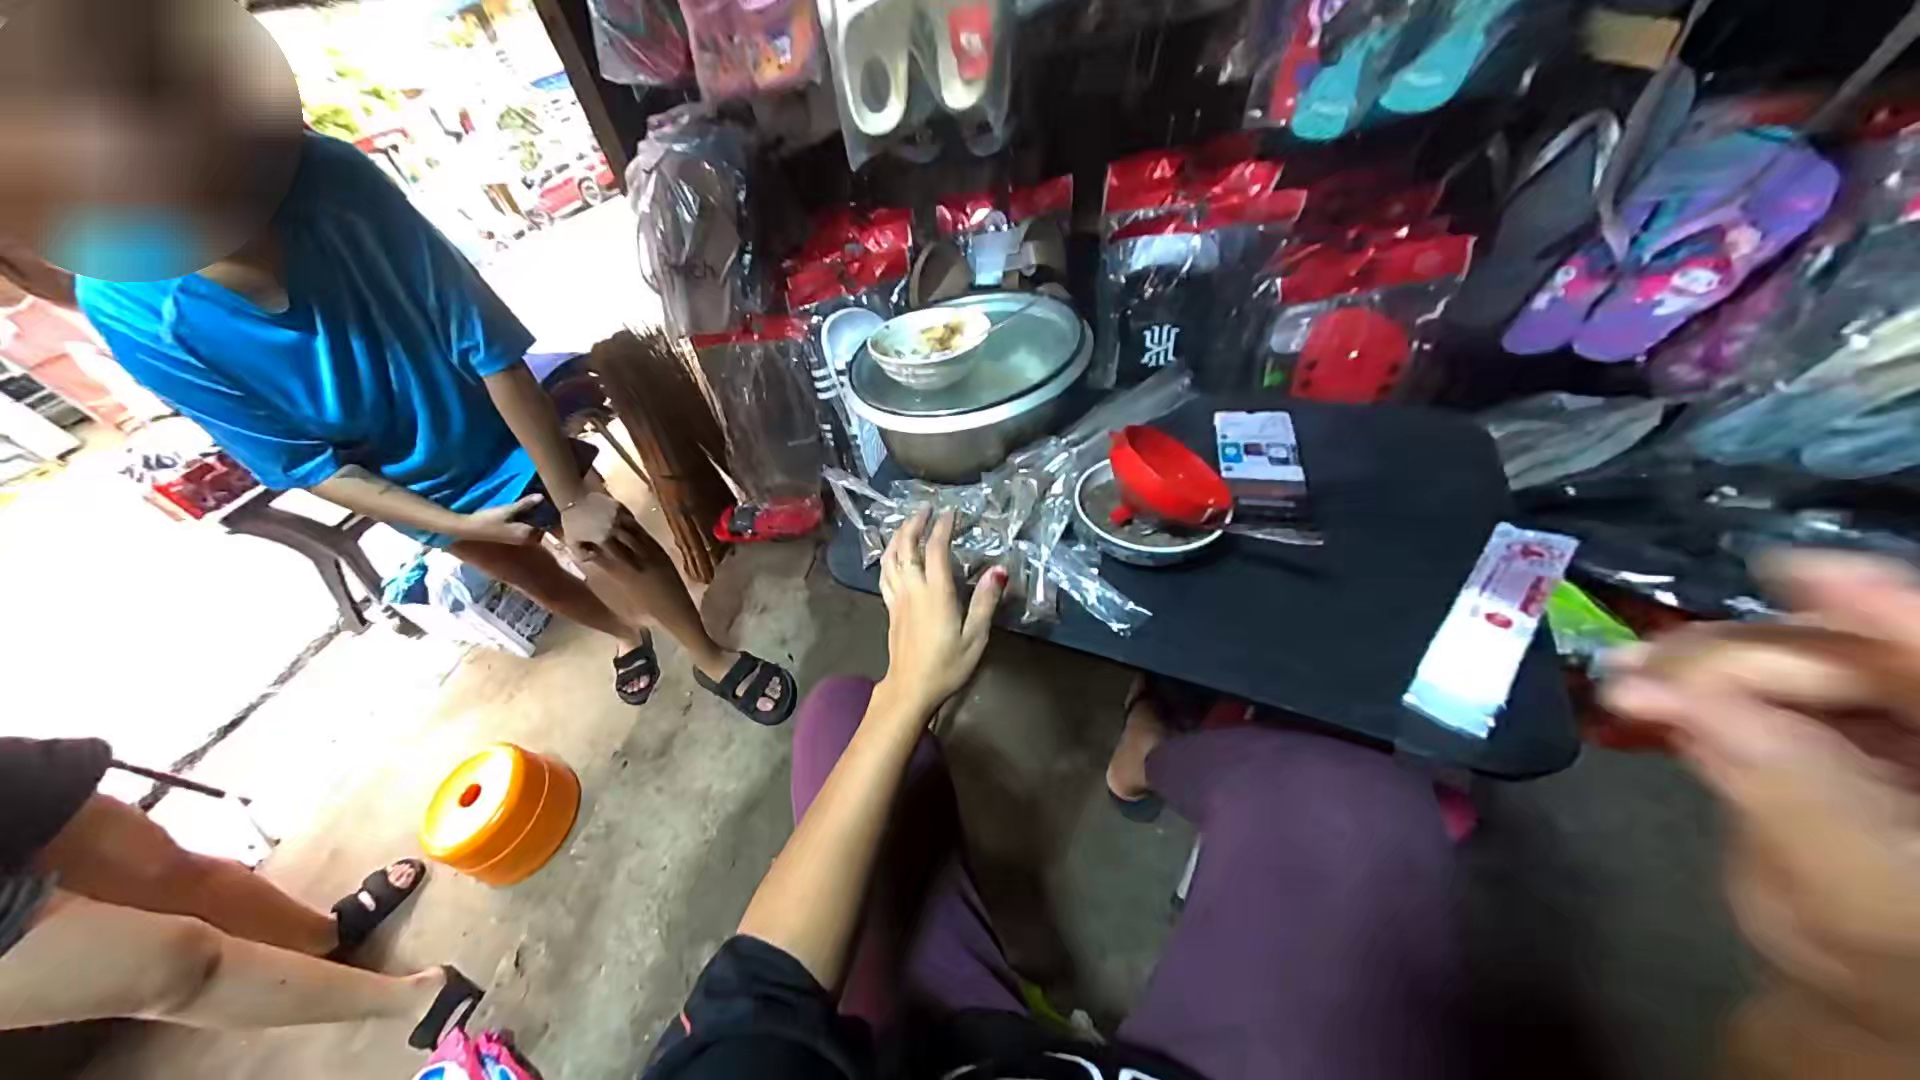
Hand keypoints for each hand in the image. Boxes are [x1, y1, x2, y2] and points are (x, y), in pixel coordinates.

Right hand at [458, 494, 544, 545]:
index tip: (547, 505)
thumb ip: (525, 504)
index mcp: (527, 534)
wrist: (467, 529)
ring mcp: (517, 540)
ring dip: (532, 521)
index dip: (546, 515)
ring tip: (532, 508)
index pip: (544, 526)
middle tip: (540, 505)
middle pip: (539, 529)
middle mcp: (525, 540)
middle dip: (540, 518)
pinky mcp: (509, 538)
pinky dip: (525, 523)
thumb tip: (542, 496)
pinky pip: (524, 530)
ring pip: (531, 530)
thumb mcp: (508, 510)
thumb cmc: (488, 520)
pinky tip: (521, 514)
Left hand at [559, 490, 643, 564]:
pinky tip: (640, 531)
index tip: (639, 569)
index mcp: (603, 538)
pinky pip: (632, 518)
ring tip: (649, 546)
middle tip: (650, 560)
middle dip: (642, 552)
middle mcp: (614, 529)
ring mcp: (619, 517)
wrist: (573, 498)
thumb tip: (592, 559)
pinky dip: (636, 526)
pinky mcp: (621, 508)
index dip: (631, 563)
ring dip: (642, 539)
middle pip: (633, 543)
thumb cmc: (571, 522)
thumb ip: (581, 553)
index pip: (621, 554)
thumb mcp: (571, 540)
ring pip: (635, 530)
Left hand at [876, 507, 1006, 716]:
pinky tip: (892, 554)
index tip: (950, 513)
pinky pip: (884, 574)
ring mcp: (897, 598)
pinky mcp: (890, 608)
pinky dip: (888, 556)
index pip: (935, 549)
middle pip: (906, 547)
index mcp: (935, 593)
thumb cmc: (947, 665)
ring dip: (898, 536)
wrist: (910, 689)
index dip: (942, 528)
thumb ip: (985, 601)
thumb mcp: (975, 637)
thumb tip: (998, 569)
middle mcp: (912, 589)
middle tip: (925, 509)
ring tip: (908, 524)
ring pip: (890, 557)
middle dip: (914, 524)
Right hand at [1601, 552, 1919, 1044]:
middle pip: (1839, 657)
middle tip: (1630, 673)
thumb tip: (1651, 690)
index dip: (1885, 607)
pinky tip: (1630, 704)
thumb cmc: (1884, 955)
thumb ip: (1767, 777)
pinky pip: (1747, 692)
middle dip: (1728, 657)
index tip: (1792, 571)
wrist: (1864, 989)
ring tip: (1615, 685)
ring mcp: (1881, 724)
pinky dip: (1681, 694)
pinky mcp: (1816, 728)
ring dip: (1688, 670)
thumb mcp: (1842, 878)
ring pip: (1784, 665)